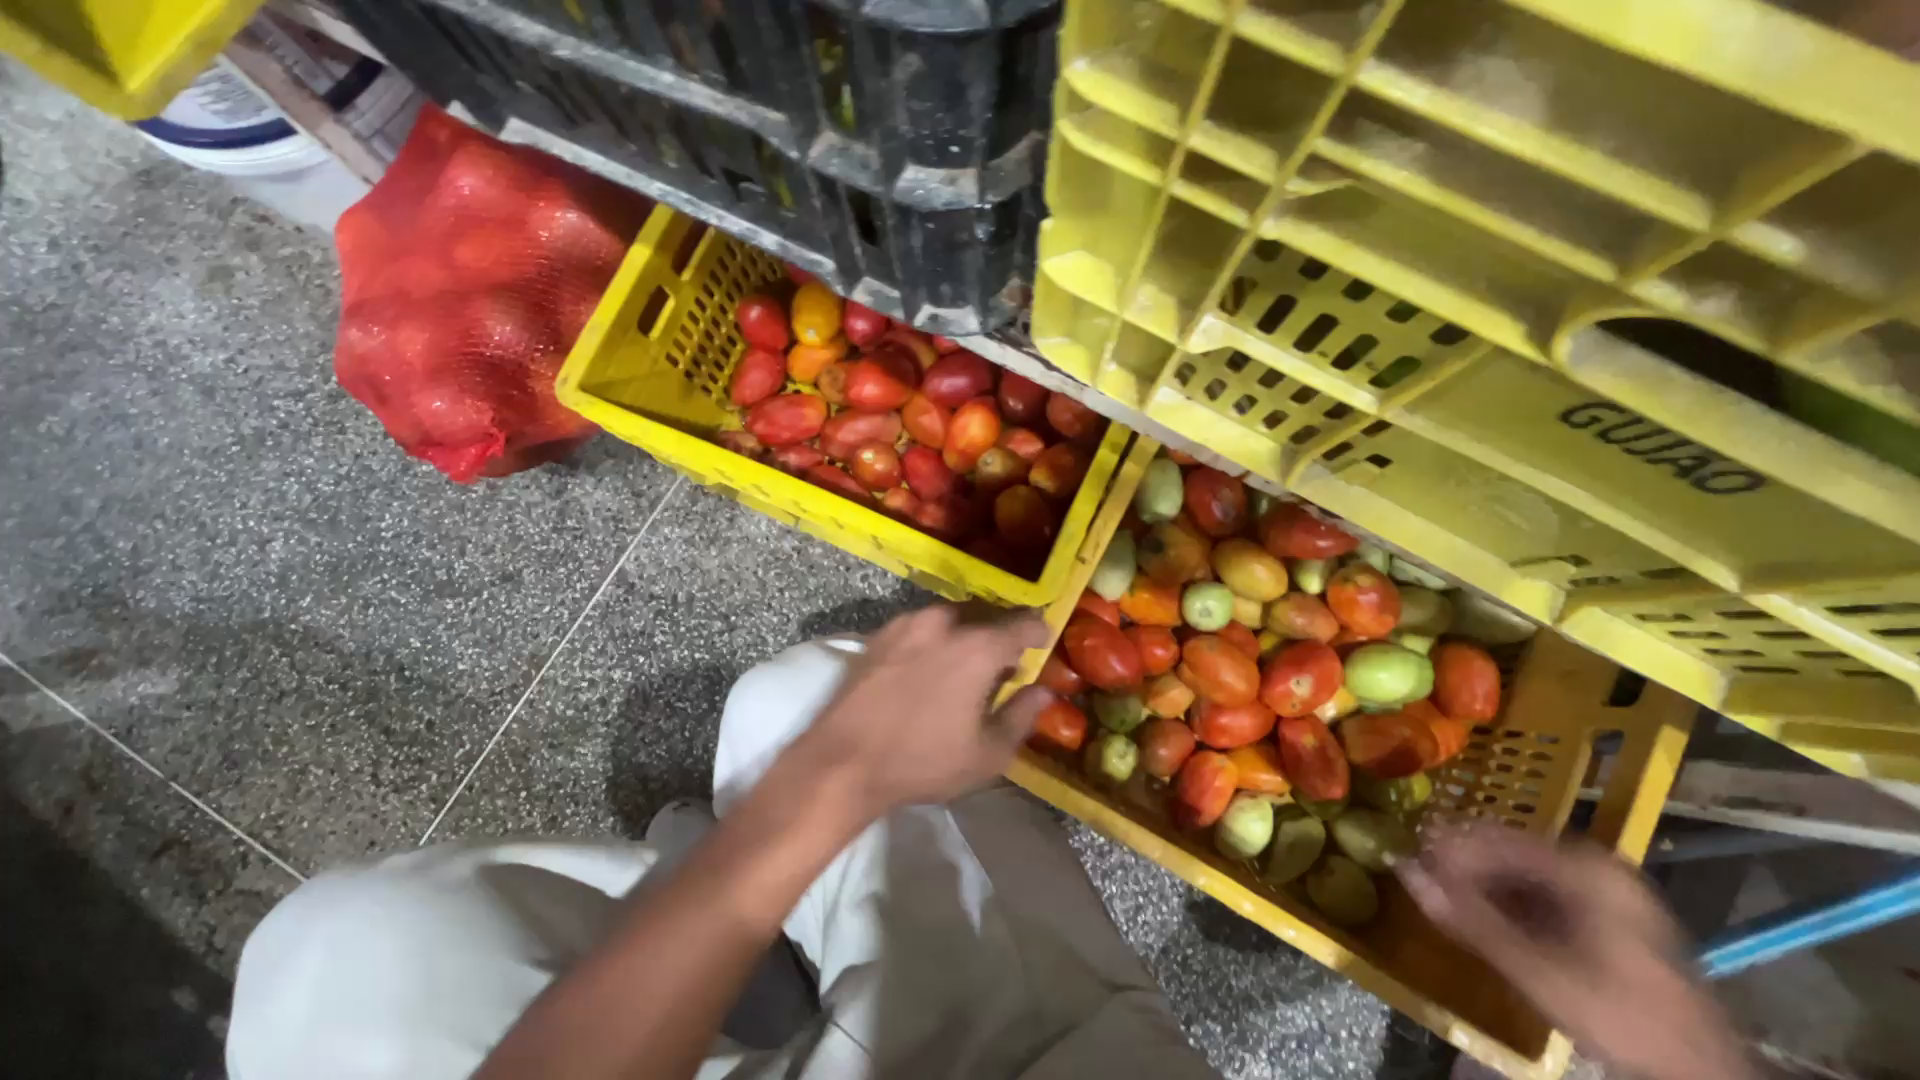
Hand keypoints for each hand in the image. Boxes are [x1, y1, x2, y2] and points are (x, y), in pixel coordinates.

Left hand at [786, 605, 1052, 823]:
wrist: (842, 761)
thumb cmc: (922, 761)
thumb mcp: (987, 754)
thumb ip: (1022, 717)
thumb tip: (1044, 692)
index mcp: (978, 647)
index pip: (1023, 623)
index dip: (1038, 632)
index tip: (1043, 643)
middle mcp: (943, 623)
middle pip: (986, 613)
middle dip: (1001, 630)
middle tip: (1007, 658)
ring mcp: (906, 624)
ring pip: (951, 616)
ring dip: (967, 631)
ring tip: (968, 662)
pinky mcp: (878, 635)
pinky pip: (921, 625)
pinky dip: (936, 637)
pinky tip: (931, 665)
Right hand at [1398, 824, 1756, 1079]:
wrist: (1698, 1069)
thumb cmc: (1614, 1011)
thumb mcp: (1532, 967)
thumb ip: (1466, 917)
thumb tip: (1406, 871)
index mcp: (1584, 866)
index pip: (1496, 838)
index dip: (1447, 845)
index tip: (1408, 855)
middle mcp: (1598, 865)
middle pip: (1512, 851)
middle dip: (1464, 864)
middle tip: (1422, 878)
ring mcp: (1610, 888)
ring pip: (1527, 871)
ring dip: (1485, 882)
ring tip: (1447, 898)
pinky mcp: (1612, 913)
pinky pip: (1547, 890)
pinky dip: (1513, 900)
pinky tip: (1488, 918)